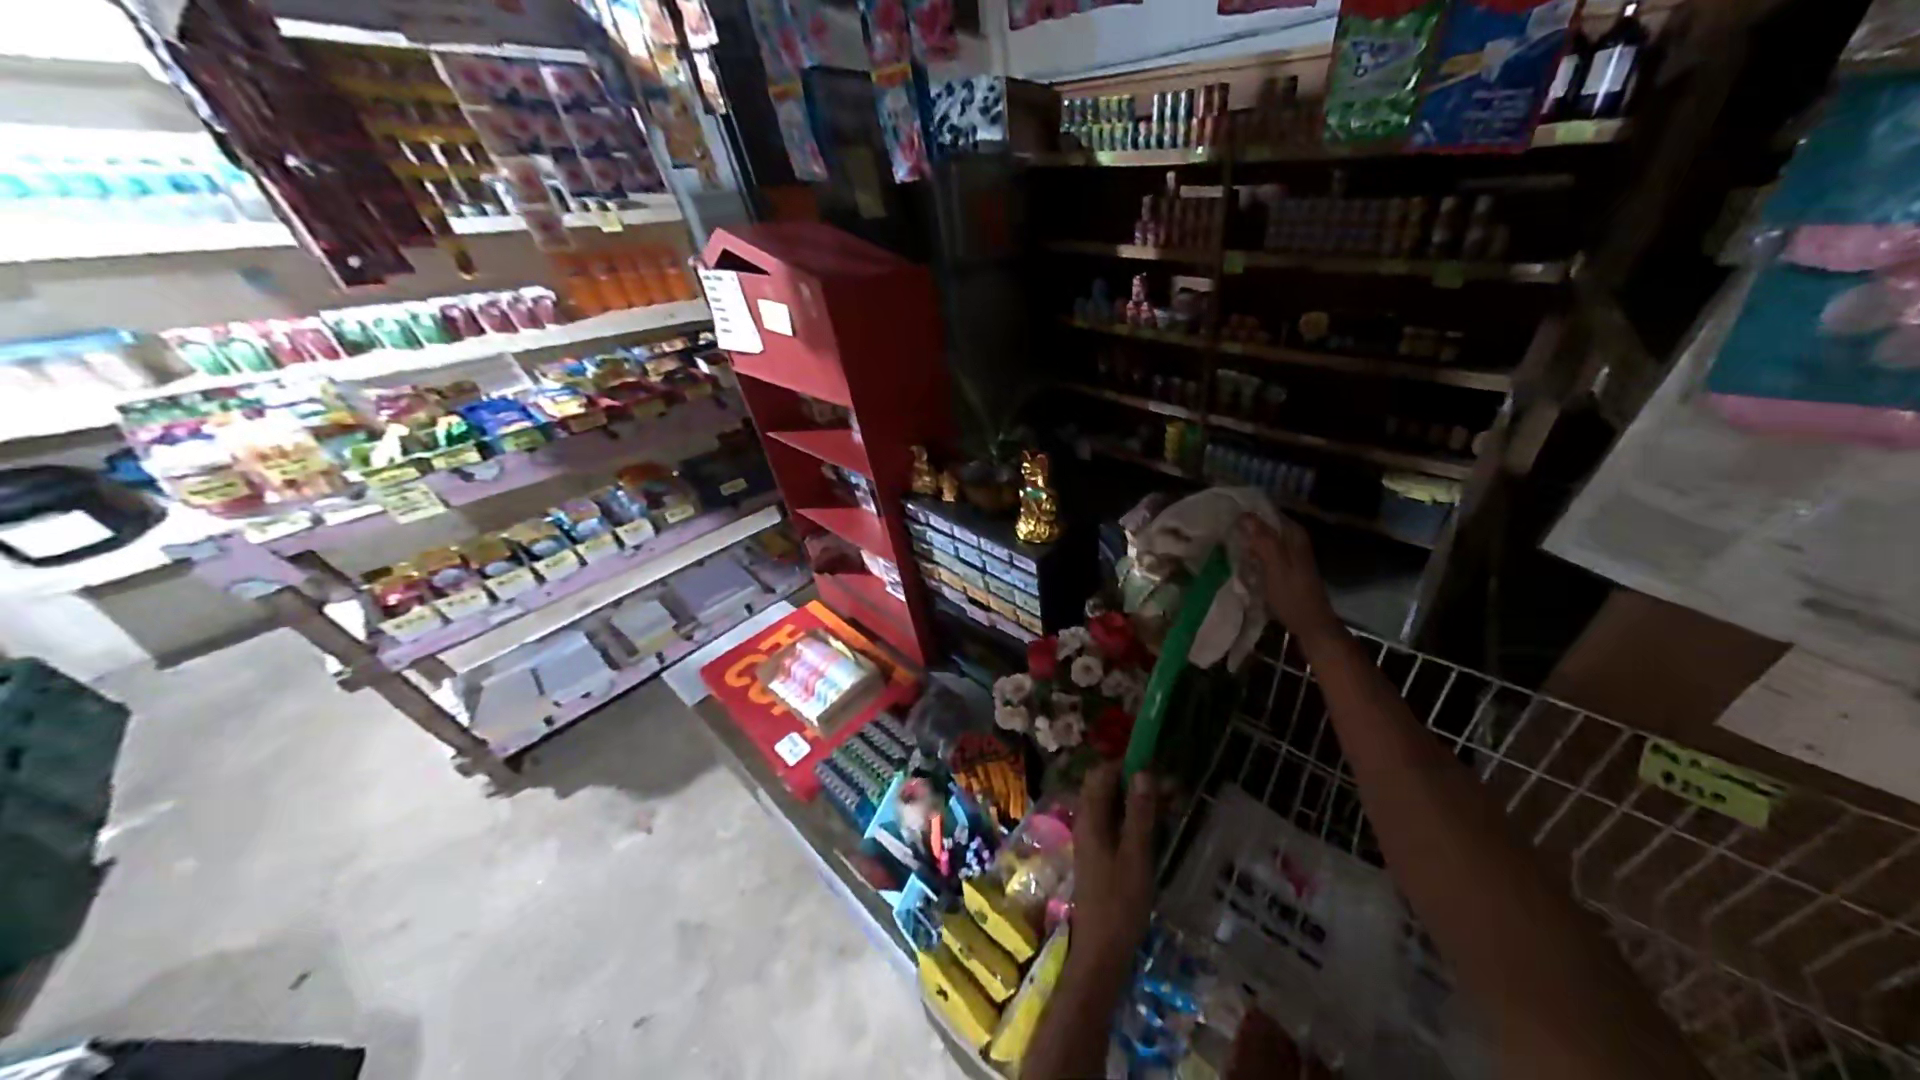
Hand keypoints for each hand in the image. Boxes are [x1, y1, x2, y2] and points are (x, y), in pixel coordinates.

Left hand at [1070, 763, 1156, 971]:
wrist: (1102, 951)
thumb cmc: (1119, 902)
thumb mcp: (1136, 855)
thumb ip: (1139, 813)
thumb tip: (1143, 771)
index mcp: (1090, 819)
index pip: (1100, 775)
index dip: (1125, 764)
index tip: (1156, 763)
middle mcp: (1087, 823)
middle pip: (1107, 789)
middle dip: (1137, 781)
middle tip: (1173, 787)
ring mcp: (1093, 840)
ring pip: (1114, 807)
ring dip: (1140, 800)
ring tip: (1174, 802)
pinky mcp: (1101, 856)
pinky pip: (1117, 825)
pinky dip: (1136, 819)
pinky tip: (1159, 825)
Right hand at [1236, 514, 1340, 641]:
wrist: (1310, 623)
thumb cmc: (1292, 596)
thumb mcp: (1276, 566)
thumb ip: (1263, 540)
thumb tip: (1244, 515)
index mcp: (1293, 534)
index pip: (1266, 512)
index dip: (1246, 514)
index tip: (1224, 518)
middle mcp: (1293, 538)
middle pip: (1264, 525)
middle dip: (1244, 528)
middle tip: (1220, 533)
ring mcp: (1288, 552)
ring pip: (1262, 538)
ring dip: (1246, 541)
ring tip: (1224, 544)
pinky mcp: (1283, 564)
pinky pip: (1263, 551)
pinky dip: (1252, 553)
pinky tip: (1238, 559)